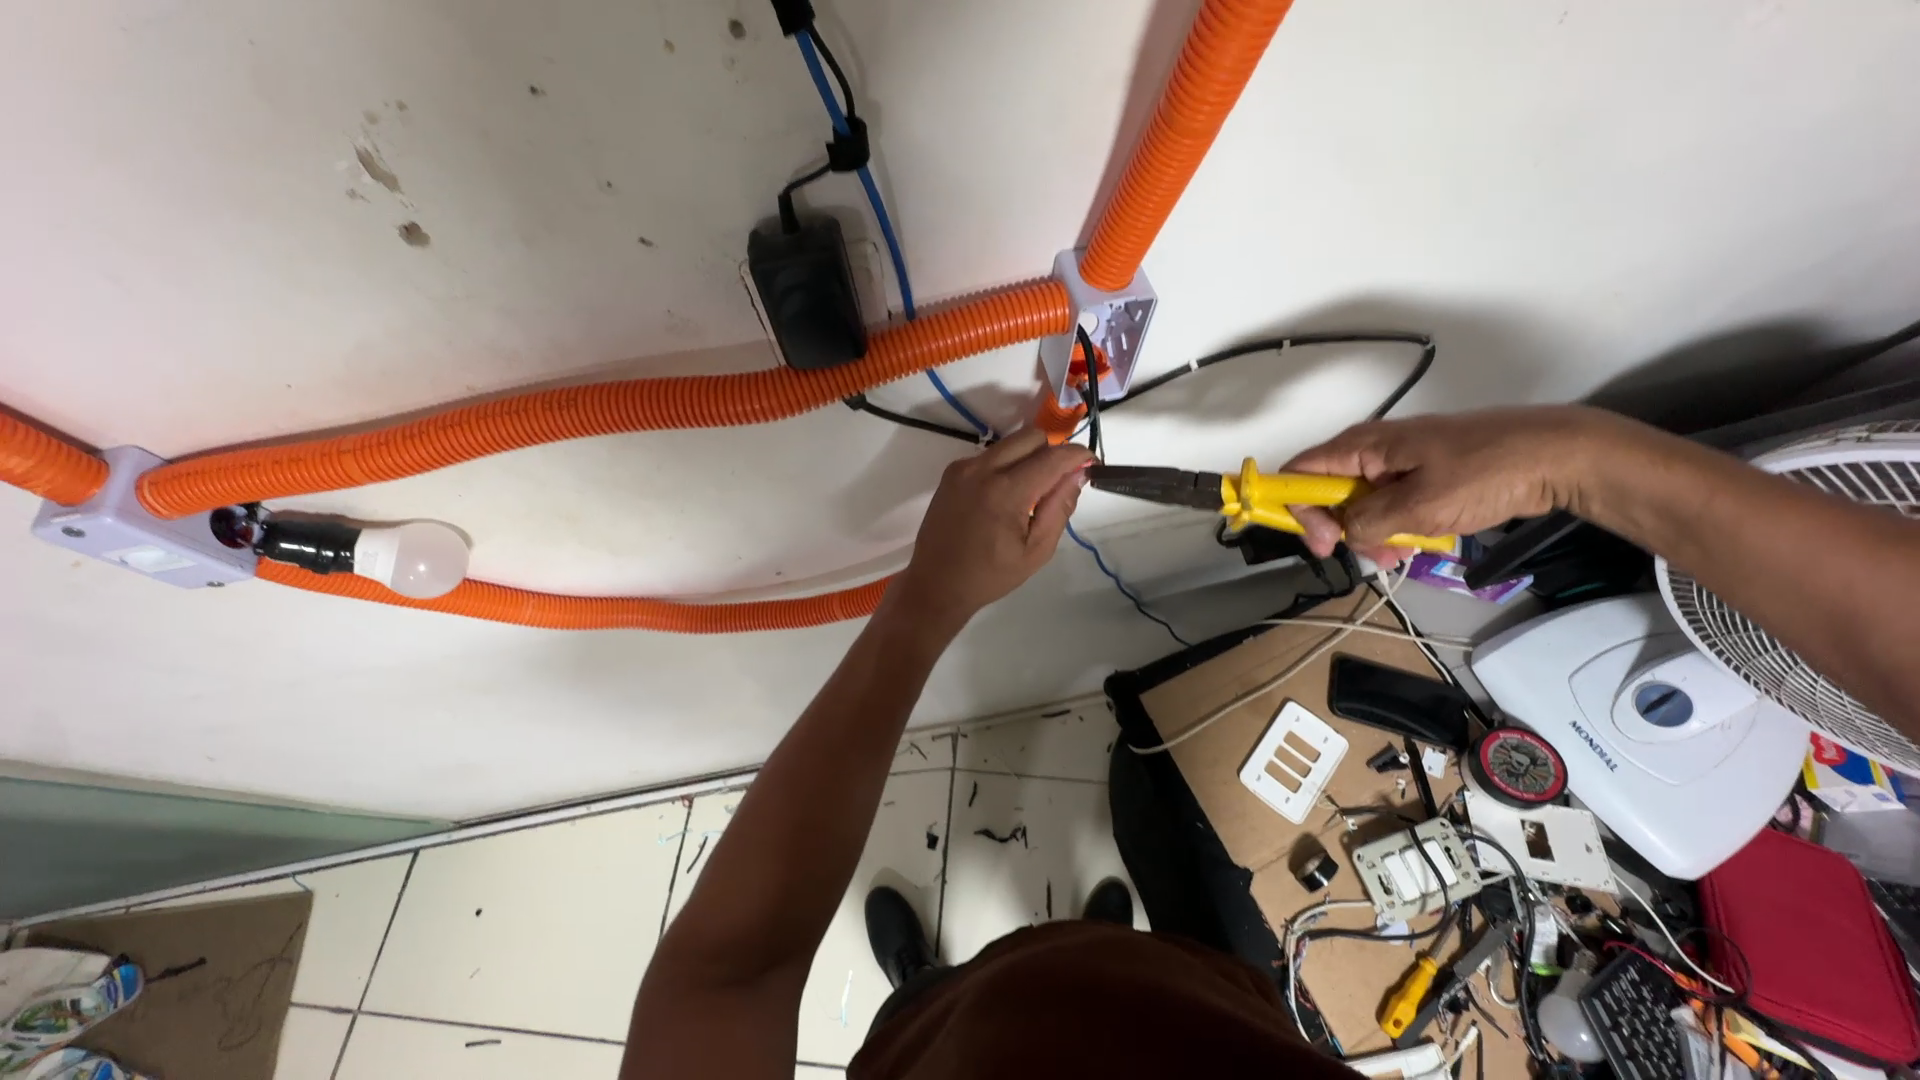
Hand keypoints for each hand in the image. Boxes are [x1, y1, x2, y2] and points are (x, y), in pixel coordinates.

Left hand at [890, 429, 1091, 631]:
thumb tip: (1077, 474)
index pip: (1053, 457)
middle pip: (1031, 436)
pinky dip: (1006, 465)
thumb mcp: (1036, 550)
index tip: (1091, 462)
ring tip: (1030, 492)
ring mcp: (963, 467)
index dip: (1078, 455)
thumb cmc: (990, 575)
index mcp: (1006, 492)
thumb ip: (1059, 507)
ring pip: (1009, 443)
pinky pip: (990, 455)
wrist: (936, 583)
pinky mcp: (952, 472)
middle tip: (1058, 480)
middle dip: (1052, 451)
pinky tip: (1005, 496)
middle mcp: (982, 469)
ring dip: (1028, 457)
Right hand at [1282, 405, 1628, 564]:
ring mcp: (1399, 462)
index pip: (1298, 473)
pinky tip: (1419, 540)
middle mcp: (1372, 450)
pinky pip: (1390, 502)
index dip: (1296, 508)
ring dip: (1371, 533)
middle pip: (1326, 491)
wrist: (1558, 456)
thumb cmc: (1484, 473)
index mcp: (1362, 447)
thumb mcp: (1418, 506)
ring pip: (1360, 502)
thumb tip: (1342, 532)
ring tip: (1402, 552)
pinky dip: (1396, 525)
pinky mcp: (1423, 474)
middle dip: (1340, 528)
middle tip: (1370, 555)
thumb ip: (1367, 522)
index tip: (1324, 543)